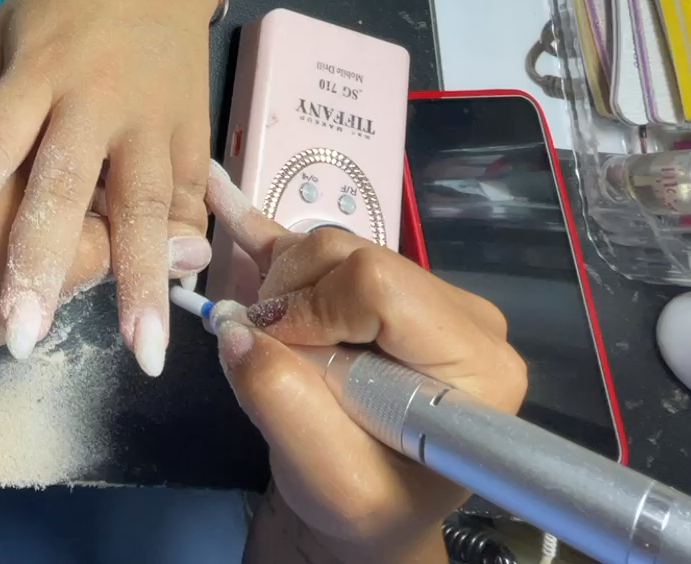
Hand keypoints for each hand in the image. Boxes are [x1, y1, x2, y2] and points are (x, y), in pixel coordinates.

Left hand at [0, 0, 254, 375]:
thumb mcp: (4, 31)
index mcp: (34, 71)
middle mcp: (92, 98)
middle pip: (62, 187)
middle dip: (40, 265)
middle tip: (20, 338)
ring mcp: (151, 115)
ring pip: (143, 204)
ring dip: (140, 281)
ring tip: (140, 352)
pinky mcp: (195, 127)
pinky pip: (187, 193)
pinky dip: (183, 246)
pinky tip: (181, 296)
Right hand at [206, 165, 527, 561]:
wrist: (364, 499)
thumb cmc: (363, 499)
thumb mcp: (327, 478)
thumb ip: (283, 402)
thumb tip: (236, 329)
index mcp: (471, 360)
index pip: (377, 284)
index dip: (311, 309)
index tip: (278, 349)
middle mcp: (457, 312)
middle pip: (346, 255)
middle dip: (287, 295)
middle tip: (267, 346)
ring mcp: (413, 288)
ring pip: (322, 245)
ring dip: (276, 283)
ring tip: (266, 331)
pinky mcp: (367, 278)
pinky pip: (307, 240)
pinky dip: (258, 224)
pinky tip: (219, 192)